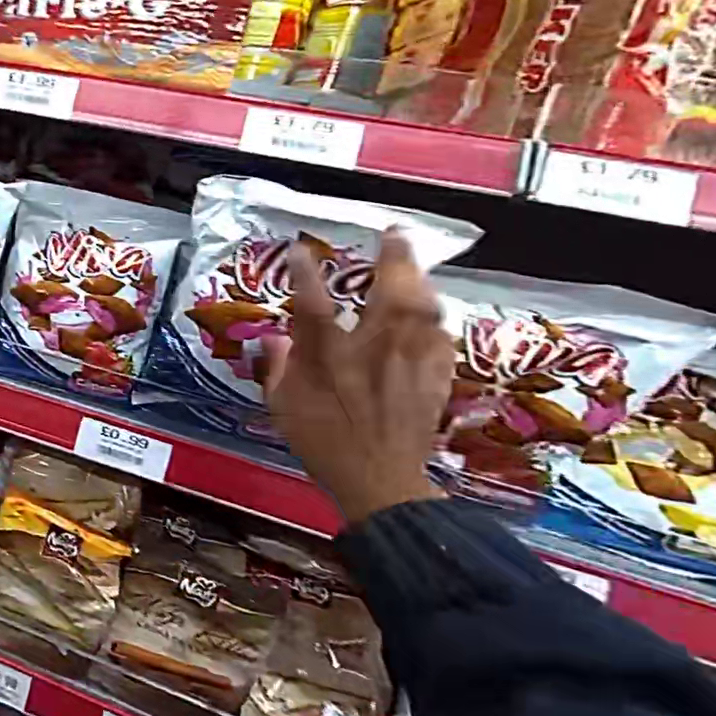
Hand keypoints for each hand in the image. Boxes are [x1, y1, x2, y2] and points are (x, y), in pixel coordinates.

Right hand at [261, 229, 451, 523]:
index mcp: (329, 358)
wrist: (379, 482)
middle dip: (394, 259)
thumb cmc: (322, 441)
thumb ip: (280, 365)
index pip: (312, 304)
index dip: (304, 273)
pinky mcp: (435, 379)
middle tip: (396, 233)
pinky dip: (433, 318)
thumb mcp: (282, 405)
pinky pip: (439, 337)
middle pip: (390, 295)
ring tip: (414, 267)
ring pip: (425, 310)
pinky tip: (430, 314)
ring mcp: (411, 364)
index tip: (298, 250)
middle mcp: (373, 352)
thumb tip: (276, 335)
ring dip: (420, 282)